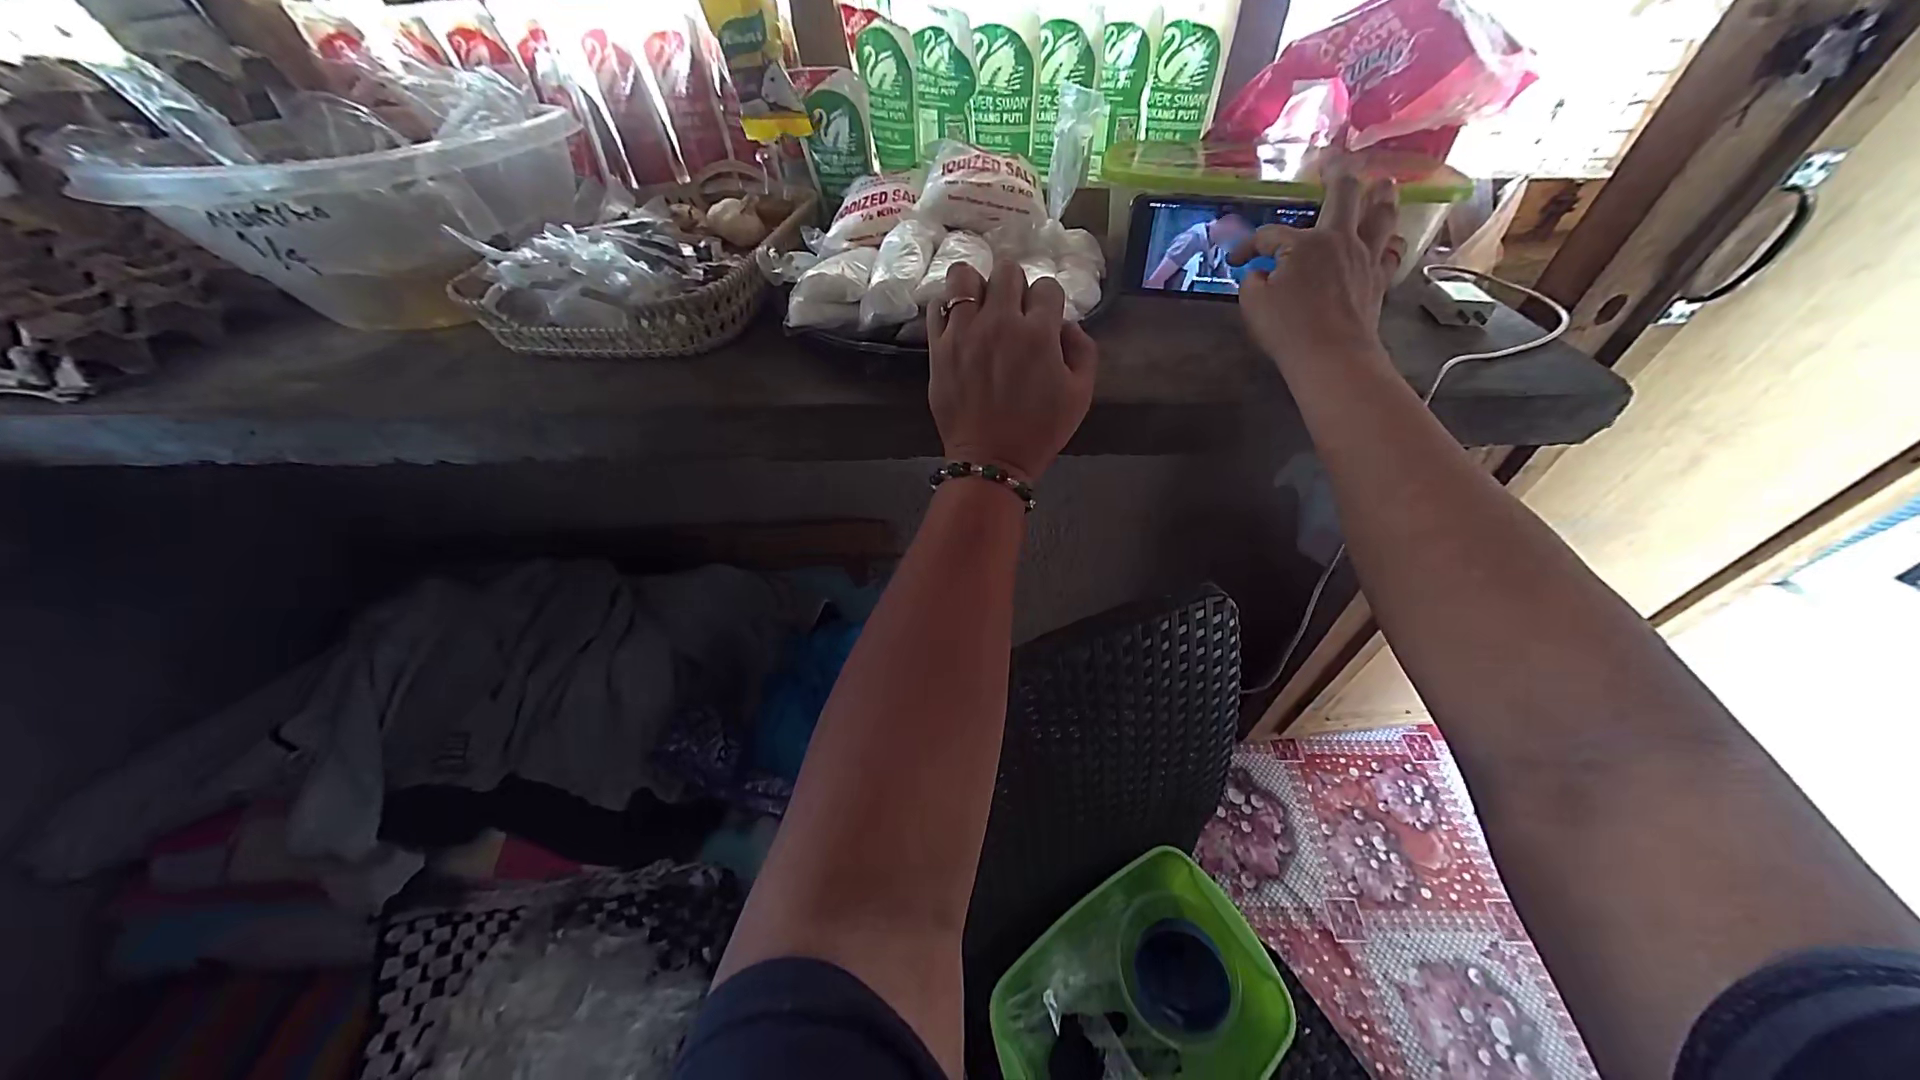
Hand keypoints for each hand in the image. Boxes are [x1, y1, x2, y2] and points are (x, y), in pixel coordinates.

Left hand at [926, 259, 1097, 482]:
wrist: (992, 460)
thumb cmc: (1040, 431)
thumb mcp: (1081, 393)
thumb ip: (1082, 349)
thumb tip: (1064, 324)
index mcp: (1038, 333)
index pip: (1047, 287)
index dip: (1049, 303)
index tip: (1044, 323)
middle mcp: (999, 323)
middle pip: (1007, 271)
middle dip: (1016, 288)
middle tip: (1014, 314)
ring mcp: (964, 333)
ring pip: (965, 276)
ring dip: (977, 287)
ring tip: (981, 309)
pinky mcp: (938, 348)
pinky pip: (937, 307)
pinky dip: (949, 308)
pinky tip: (959, 325)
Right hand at [1230, 173, 1405, 370]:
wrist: (1332, 355)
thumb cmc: (1287, 328)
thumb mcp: (1253, 304)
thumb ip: (1253, 281)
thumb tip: (1259, 273)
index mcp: (1303, 244)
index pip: (1270, 236)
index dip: (1249, 245)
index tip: (1236, 260)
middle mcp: (1339, 240)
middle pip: (1343, 196)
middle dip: (1337, 174)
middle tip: (1334, 161)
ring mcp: (1365, 257)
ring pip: (1380, 215)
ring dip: (1380, 195)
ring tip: (1383, 183)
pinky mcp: (1380, 279)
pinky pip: (1391, 251)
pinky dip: (1390, 241)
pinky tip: (1390, 239)